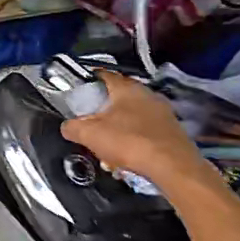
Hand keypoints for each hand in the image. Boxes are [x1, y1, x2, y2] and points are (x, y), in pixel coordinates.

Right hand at [62, 72, 213, 188]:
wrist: (172, 165)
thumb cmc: (129, 142)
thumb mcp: (90, 135)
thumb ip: (73, 127)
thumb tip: (67, 126)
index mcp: (126, 87)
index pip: (103, 75)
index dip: (88, 82)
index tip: (78, 92)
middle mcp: (147, 93)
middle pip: (118, 99)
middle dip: (103, 114)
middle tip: (92, 129)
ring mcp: (163, 111)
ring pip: (132, 117)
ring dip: (119, 131)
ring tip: (110, 152)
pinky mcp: (172, 131)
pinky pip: (146, 132)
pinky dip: (135, 142)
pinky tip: (129, 160)